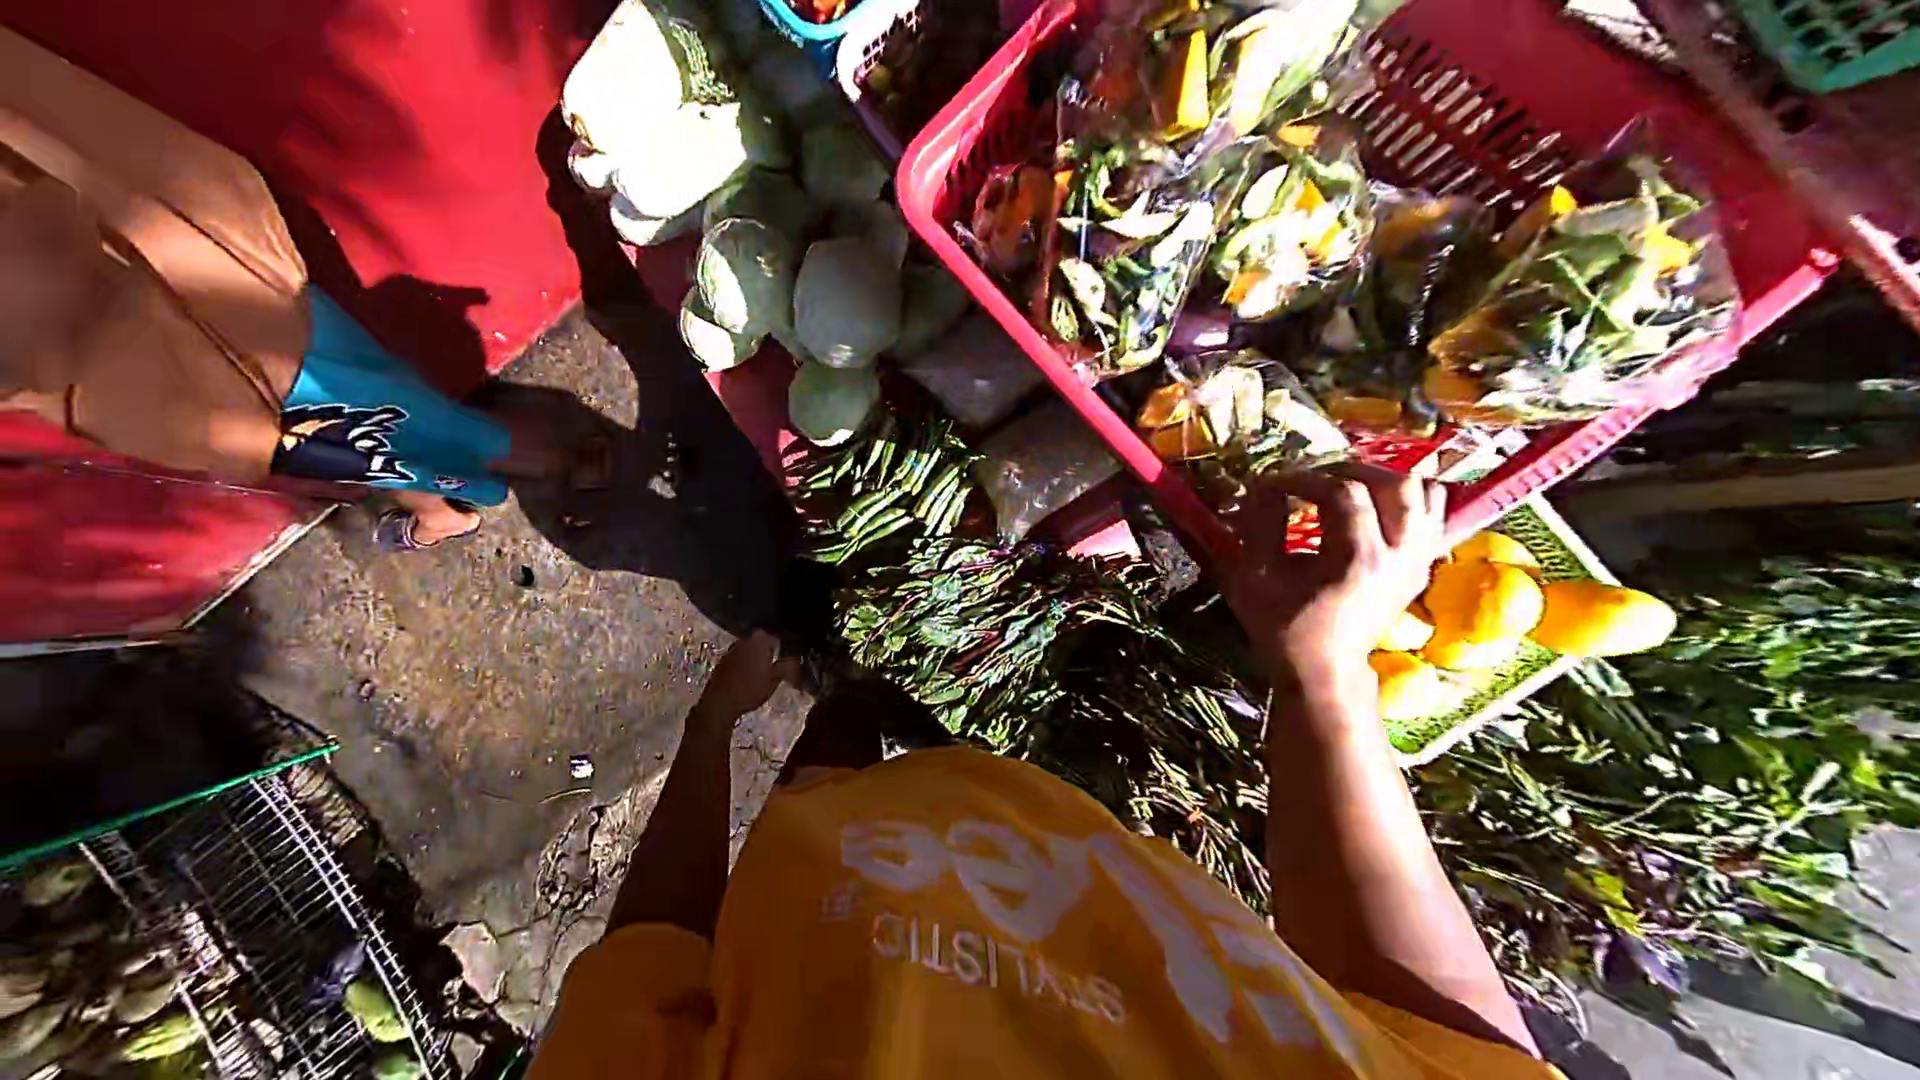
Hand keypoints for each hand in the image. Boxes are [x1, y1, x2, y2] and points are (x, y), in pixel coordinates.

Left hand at [692, 630, 797, 723]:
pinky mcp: (722, 662)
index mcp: (758, 640)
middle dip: (771, 648)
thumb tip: (798, 655)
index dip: (786, 642)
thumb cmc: (750, 689)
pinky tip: (751, 676)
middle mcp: (743, 640)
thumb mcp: (776, 678)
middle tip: (780, 660)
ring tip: (766, 669)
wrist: (719, 704)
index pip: (776, 634)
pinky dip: (747, 663)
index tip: (791, 650)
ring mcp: (731, 651)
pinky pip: (740, 658)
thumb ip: (789, 663)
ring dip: (758, 656)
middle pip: (762, 640)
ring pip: (750, 649)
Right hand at [1224, 464, 1446, 683]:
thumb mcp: (1254, 577)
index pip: (1342, 491)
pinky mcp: (1421, 566)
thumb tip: (1263, 489)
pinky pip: (1431, 515)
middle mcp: (1399, 554)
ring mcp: (1418, 560)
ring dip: (1383, 481)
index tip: (1273, 484)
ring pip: (1424, 494)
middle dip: (1349, 469)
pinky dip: (1405, 501)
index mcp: (1357, 557)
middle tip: (1314, 478)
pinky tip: (1373, 506)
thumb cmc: (1283, 626)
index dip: (1304, 479)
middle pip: (1396, 482)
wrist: (1323, 668)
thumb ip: (1260, 527)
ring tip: (1346, 485)